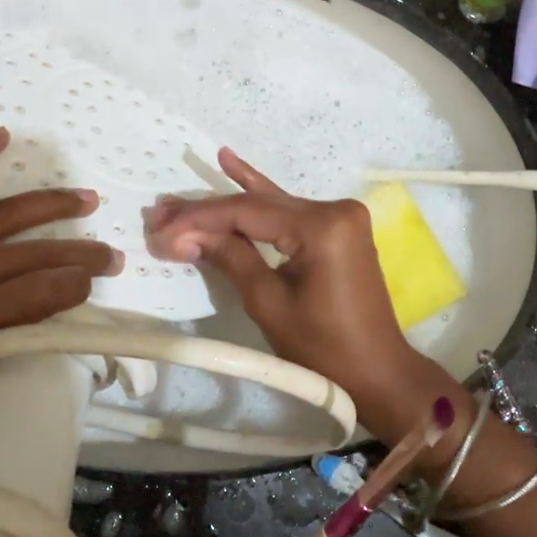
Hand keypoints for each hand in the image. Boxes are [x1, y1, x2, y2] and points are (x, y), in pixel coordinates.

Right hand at [145, 148, 446, 436]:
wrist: (378, 372)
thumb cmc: (324, 348)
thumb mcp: (269, 303)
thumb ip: (229, 258)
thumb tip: (181, 236)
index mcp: (322, 226)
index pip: (246, 212)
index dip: (199, 220)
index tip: (159, 228)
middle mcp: (334, 209)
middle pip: (257, 205)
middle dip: (206, 212)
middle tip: (158, 211)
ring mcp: (338, 217)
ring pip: (270, 206)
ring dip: (226, 207)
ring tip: (178, 197)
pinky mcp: (336, 229)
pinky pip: (289, 213)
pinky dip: (260, 196)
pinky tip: (231, 164)